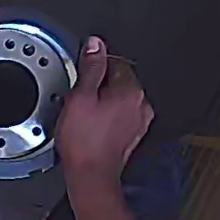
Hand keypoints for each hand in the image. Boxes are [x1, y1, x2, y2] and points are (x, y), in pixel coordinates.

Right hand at [56, 36, 152, 190]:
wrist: (91, 175)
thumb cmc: (84, 141)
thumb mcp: (80, 97)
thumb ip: (90, 68)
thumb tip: (95, 45)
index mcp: (130, 90)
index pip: (116, 62)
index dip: (94, 67)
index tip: (81, 76)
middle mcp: (140, 104)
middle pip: (120, 80)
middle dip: (100, 84)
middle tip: (79, 98)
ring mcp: (139, 121)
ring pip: (120, 99)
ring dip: (104, 101)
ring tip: (84, 114)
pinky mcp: (133, 135)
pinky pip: (121, 115)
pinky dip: (108, 116)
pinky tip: (93, 126)